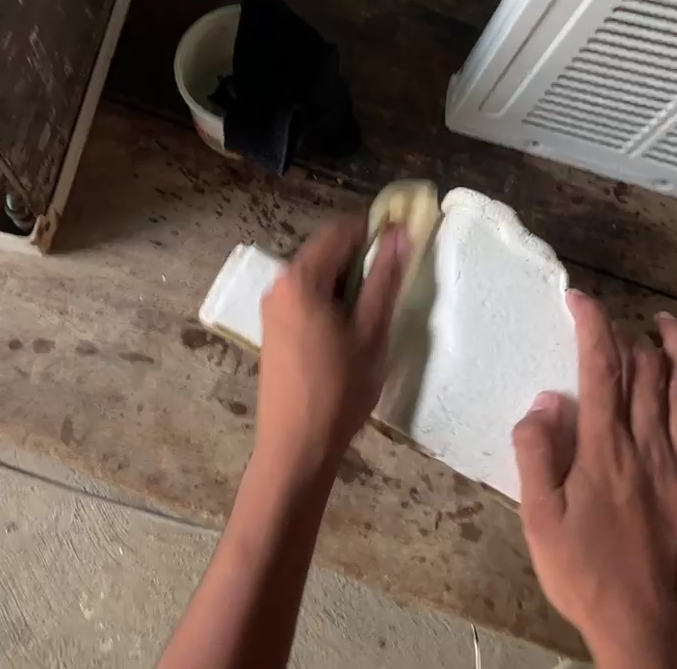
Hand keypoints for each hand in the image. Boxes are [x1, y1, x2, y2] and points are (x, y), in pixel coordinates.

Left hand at [253, 216, 408, 475]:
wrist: (295, 446)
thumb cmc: (339, 390)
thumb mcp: (372, 332)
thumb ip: (384, 279)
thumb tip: (399, 235)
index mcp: (301, 278)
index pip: (340, 230)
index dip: (374, 229)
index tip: (403, 240)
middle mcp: (279, 283)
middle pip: (326, 251)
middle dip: (361, 258)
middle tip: (394, 281)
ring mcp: (273, 306)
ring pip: (317, 275)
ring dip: (347, 281)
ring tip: (375, 310)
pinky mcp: (273, 326)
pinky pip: (306, 296)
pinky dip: (330, 298)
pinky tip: (350, 328)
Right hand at [512, 293, 676, 668]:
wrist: (653, 636)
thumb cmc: (587, 576)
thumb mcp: (539, 520)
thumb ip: (536, 454)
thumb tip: (545, 401)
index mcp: (603, 451)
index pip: (599, 370)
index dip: (592, 326)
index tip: (581, 299)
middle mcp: (649, 447)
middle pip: (644, 372)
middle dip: (629, 333)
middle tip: (618, 317)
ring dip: (676, 348)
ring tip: (667, 321)